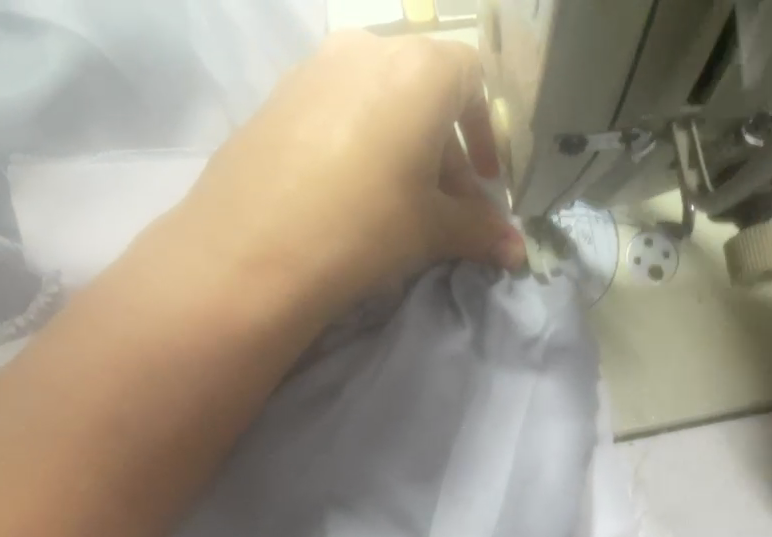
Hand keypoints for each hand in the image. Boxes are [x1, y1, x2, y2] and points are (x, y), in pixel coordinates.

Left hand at [166, 32, 524, 310]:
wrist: (254, 248)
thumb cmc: (367, 225)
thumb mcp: (434, 230)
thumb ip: (481, 231)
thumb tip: (518, 252)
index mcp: (419, 69)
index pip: (472, 78)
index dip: (487, 131)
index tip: (487, 181)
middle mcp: (367, 50)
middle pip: (424, 89)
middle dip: (445, 148)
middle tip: (446, 206)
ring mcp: (314, 69)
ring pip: (379, 98)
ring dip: (402, 146)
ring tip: (398, 206)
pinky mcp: (276, 97)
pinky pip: (337, 109)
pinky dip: (359, 143)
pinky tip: (349, 197)